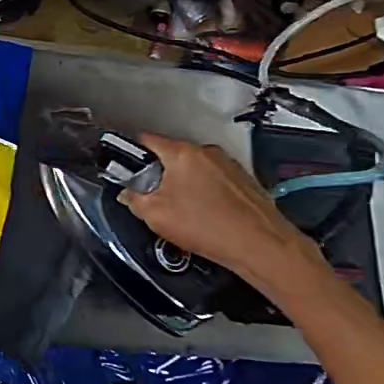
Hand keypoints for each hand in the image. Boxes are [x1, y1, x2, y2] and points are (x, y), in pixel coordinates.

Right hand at [118, 132, 323, 292]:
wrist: (257, 243)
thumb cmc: (210, 226)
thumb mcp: (156, 215)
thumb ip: (135, 199)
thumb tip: (128, 193)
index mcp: (182, 152)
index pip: (147, 140)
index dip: (131, 152)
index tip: (125, 167)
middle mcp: (206, 152)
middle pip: (172, 157)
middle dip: (160, 177)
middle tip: (155, 202)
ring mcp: (227, 164)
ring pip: (194, 171)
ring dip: (185, 187)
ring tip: (185, 215)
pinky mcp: (241, 180)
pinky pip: (214, 182)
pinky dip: (206, 195)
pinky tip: (206, 218)